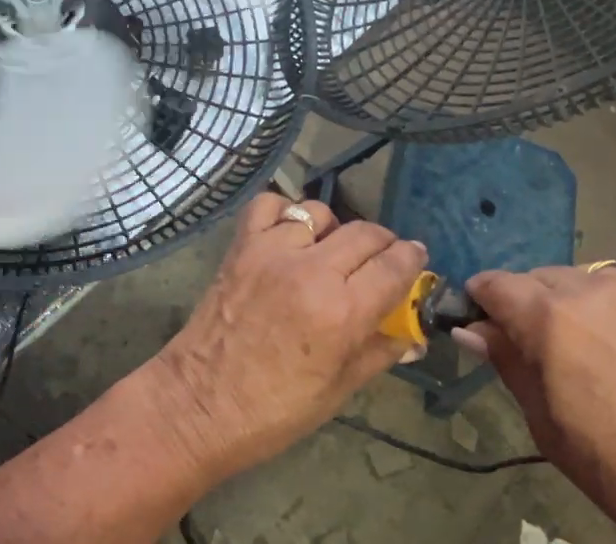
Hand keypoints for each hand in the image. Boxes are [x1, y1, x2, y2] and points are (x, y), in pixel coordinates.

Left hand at [146, 195, 427, 476]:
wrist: (200, 405)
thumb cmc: (275, 411)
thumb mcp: (340, 390)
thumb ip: (381, 351)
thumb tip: (414, 333)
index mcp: (342, 312)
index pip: (395, 265)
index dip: (412, 259)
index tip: (416, 260)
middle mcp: (312, 271)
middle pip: (366, 233)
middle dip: (383, 245)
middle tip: (380, 262)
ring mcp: (272, 251)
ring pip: (321, 214)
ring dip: (334, 231)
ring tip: (330, 253)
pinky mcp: (242, 245)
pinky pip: (271, 205)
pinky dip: (285, 213)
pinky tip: (290, 235)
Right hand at [459, 267, 615, 543]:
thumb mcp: (548, 426)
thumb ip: (508, 363)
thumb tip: (472, 329)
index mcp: (552, 317)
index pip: (496, 283)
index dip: (482, 301)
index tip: (484, 322)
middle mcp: (595, 286)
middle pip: (542, 277)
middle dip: (532, 304)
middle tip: (545, 349)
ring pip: (590, 280)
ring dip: (579, 304)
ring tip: (601, 352)